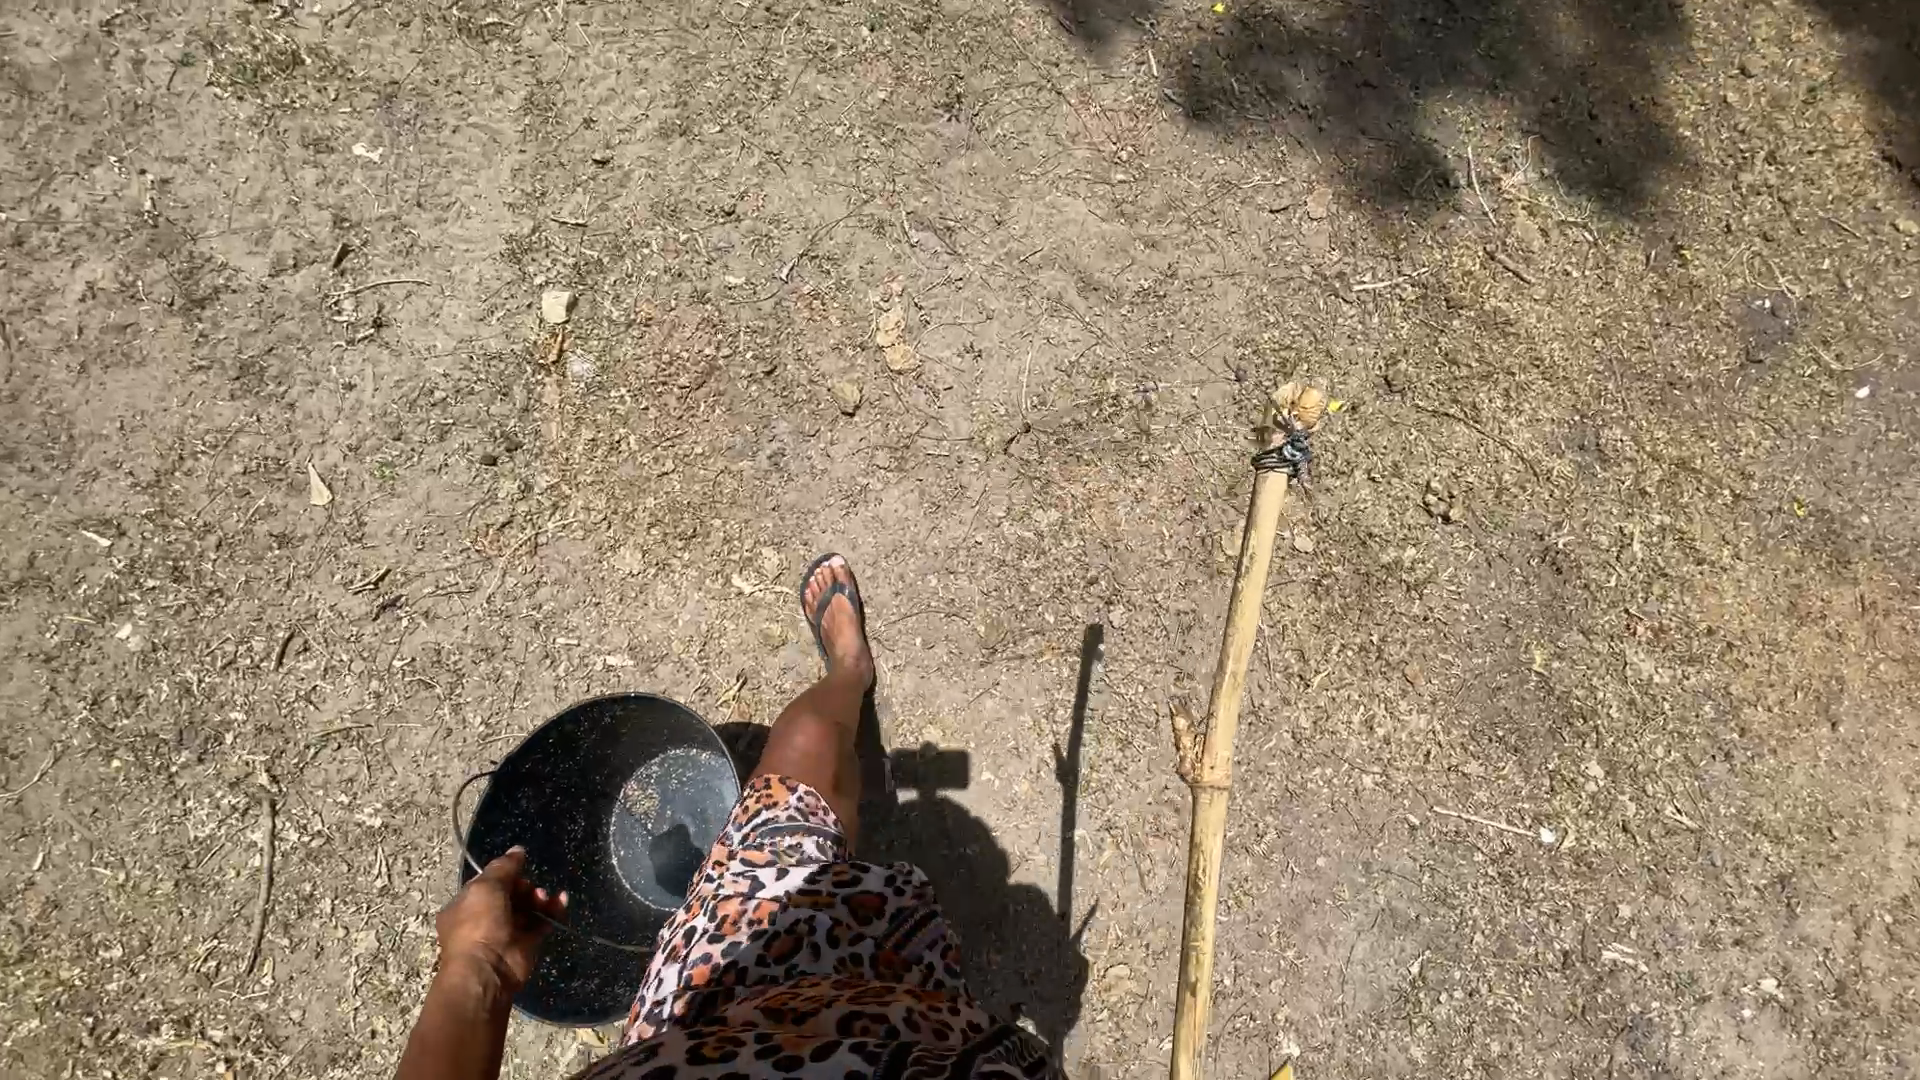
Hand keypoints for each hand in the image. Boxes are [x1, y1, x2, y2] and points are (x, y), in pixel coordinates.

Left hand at [436, 846, 567, 995]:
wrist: (488, 968)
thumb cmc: (478, 924)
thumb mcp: (485, 886)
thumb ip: (504, 866)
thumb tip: (518, 850)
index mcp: (465, 906)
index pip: (487, 883)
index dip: (504, 874)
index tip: (518, 869)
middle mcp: (483, 919)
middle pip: (511, 892)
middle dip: (525, 886)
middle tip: (531, 888)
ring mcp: (506, 931)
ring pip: (529, 905)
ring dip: (540, 896)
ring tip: (543, 897)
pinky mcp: (528, 942)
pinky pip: (544, 919)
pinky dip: (554, 908)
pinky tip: (562, 900)